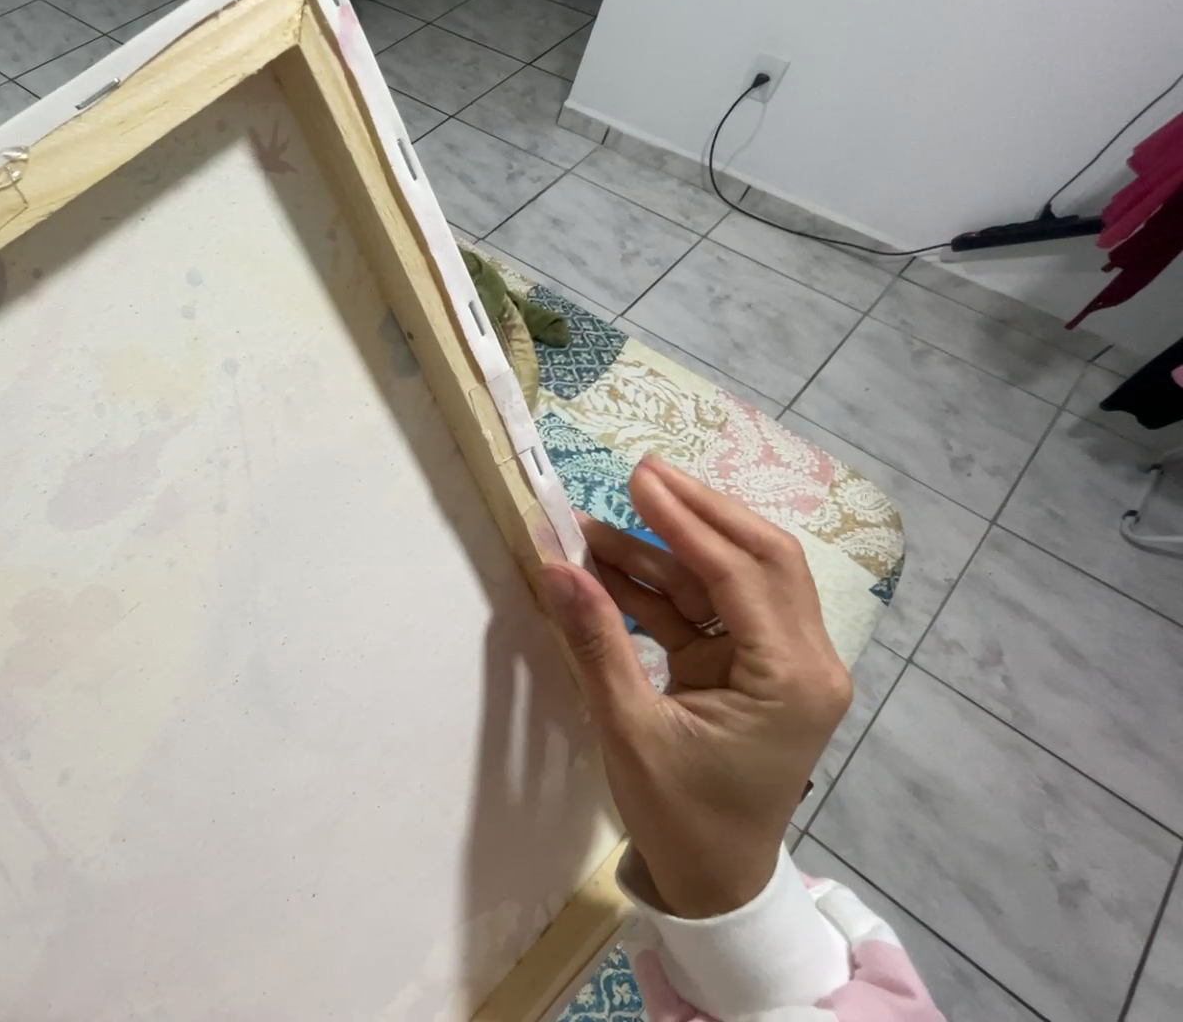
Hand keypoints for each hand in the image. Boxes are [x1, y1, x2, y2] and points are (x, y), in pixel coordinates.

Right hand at [540, 457, 851, 918]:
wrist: (712, 880)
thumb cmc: (680, 815)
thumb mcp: (630, 727)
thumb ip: (595, 641)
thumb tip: (555, 567)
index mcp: (793, 677)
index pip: (743, 573)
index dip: (688, 522)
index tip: (638, 480)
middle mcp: (800, 659)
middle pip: (757, 559)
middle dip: (697, 512)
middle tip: (639, 474)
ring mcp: (775, 663)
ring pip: (725, 580)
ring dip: (664, 550)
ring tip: (595, 527)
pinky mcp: (743, 669)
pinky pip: (701, 612)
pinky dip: (656, 587)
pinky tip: (606, 569)